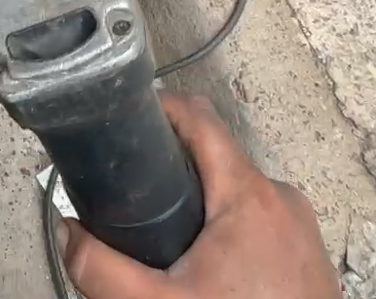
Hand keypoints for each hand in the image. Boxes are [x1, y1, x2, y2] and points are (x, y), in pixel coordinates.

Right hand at [60, 95, 337, 298]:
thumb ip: (101, 269)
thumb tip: (64, 230)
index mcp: (249, 194)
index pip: (198, 114)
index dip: (156, 106)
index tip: (121, 121)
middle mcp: (281, 198)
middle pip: (212, 152)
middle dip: (170, 162)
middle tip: (130, 188)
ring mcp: (301, 227)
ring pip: (234, 185)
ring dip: (198, 195)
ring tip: (161, 226)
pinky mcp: (310, 256)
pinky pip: (258, 215)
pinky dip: (225, 221)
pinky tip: (202, 257)